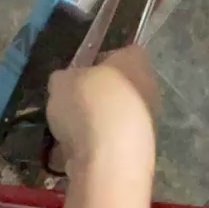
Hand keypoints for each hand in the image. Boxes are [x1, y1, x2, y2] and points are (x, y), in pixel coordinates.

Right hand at [47, 46, 158, 172]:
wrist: (109, 151)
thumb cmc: (87, 103)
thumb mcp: (60, 82)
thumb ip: (63, 79)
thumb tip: (63, 82)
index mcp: (134, 60)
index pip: (118, 53)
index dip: (95, 64)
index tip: (75, 78)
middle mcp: (148, 85)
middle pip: (117, 88)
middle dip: (93, 99)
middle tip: (68, 109)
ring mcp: (147, 119)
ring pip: (113, 117)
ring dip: (92, 125)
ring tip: (66, 136)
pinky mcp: (138, 147)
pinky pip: (110, 143)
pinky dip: (92, 148)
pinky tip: (74, 154)